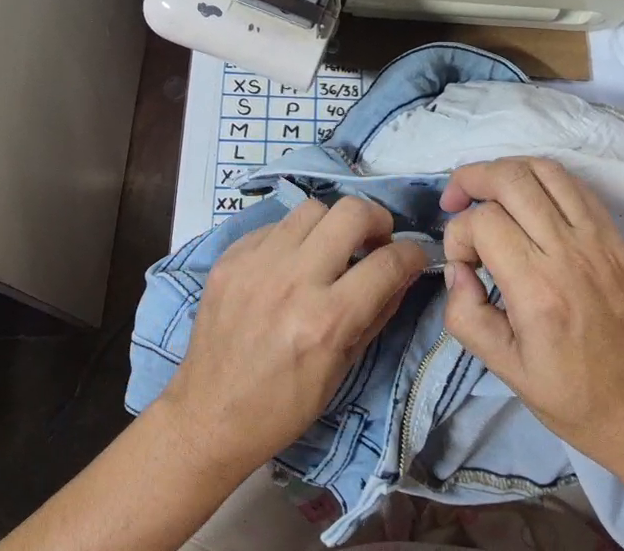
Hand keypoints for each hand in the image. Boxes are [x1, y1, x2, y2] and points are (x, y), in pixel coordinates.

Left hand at [161, 196, 426, 473]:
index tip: (414, 255)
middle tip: (375, 241)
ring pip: (312, 208)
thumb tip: (405, 271)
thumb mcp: (344, 368)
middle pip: (352, 212)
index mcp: (327, 319)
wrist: (209, 416)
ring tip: (331, 249)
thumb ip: (379, 311)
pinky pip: (275, 226)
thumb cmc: (285, 406)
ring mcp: (256, 264)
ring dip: (333, 225)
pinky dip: (293, 239)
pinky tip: (290, 264)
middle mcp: (293, 281)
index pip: (388, 262)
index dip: (413, 253)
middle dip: (377, 220)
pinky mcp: (229, 258)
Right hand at [440, 158, 623, 461]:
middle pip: (512, 179)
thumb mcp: (506, 371)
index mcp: (539, 290)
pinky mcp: (616, 238)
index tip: (462, 266)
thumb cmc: (574, 399)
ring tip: (486, 191)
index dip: (458, 235)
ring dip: (507, 170)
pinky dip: (543, 178)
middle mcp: (570, 253)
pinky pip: (576, 186)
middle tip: (454, 200)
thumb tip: (457, 271)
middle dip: (472, 178)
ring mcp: (598, 240)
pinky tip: (528, 200)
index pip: (484, 223)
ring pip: (546, 169)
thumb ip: (467, 317)